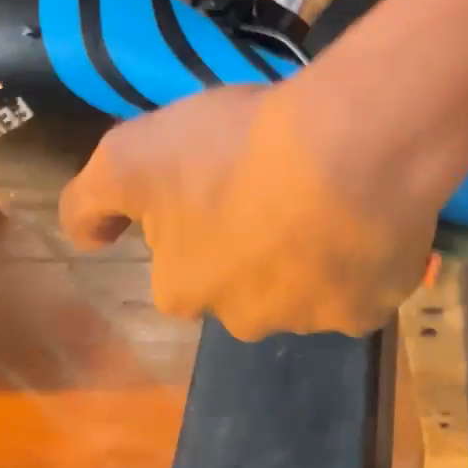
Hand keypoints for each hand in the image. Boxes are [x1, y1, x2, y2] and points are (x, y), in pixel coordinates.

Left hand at [58, 82, 440, 339]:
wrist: (348, 149)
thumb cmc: (237, 148)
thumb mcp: (135, 151)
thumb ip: (94, 198)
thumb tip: (92, 238)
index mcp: (187, 287)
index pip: (184, 261)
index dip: (202, 211)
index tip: (227, 172)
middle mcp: (246, 318)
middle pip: (247, 280)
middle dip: (258, 241)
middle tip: (281, 178)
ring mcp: (317, 318)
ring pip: (310, 283)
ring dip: (314, 247)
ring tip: (336, 185)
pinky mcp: (375, 305)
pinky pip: (366, 281)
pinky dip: (365, 253)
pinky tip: (373, 209)